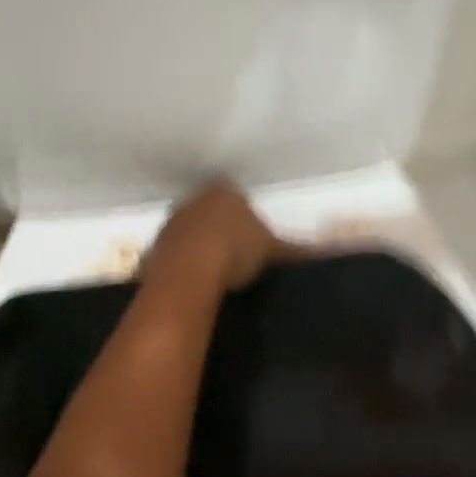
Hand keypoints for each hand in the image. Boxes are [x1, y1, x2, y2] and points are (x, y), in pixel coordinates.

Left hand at [146, 182, 297, 292]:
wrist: (188, 273)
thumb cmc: (236, 250)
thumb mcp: (273, 250)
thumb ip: (296, 249)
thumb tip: (323, 252)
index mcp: (224, 192)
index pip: (236, 197)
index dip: (245, 218)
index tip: (252, 240)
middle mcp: (193, 201)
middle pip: (208, 213)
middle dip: (219, 230)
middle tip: (235, 257)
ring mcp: (170, 224)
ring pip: (187, 233)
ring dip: (197, 247)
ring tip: (214, 274)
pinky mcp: (153, 249)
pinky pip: (171, 256)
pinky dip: (180, 267)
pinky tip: (191, 284)